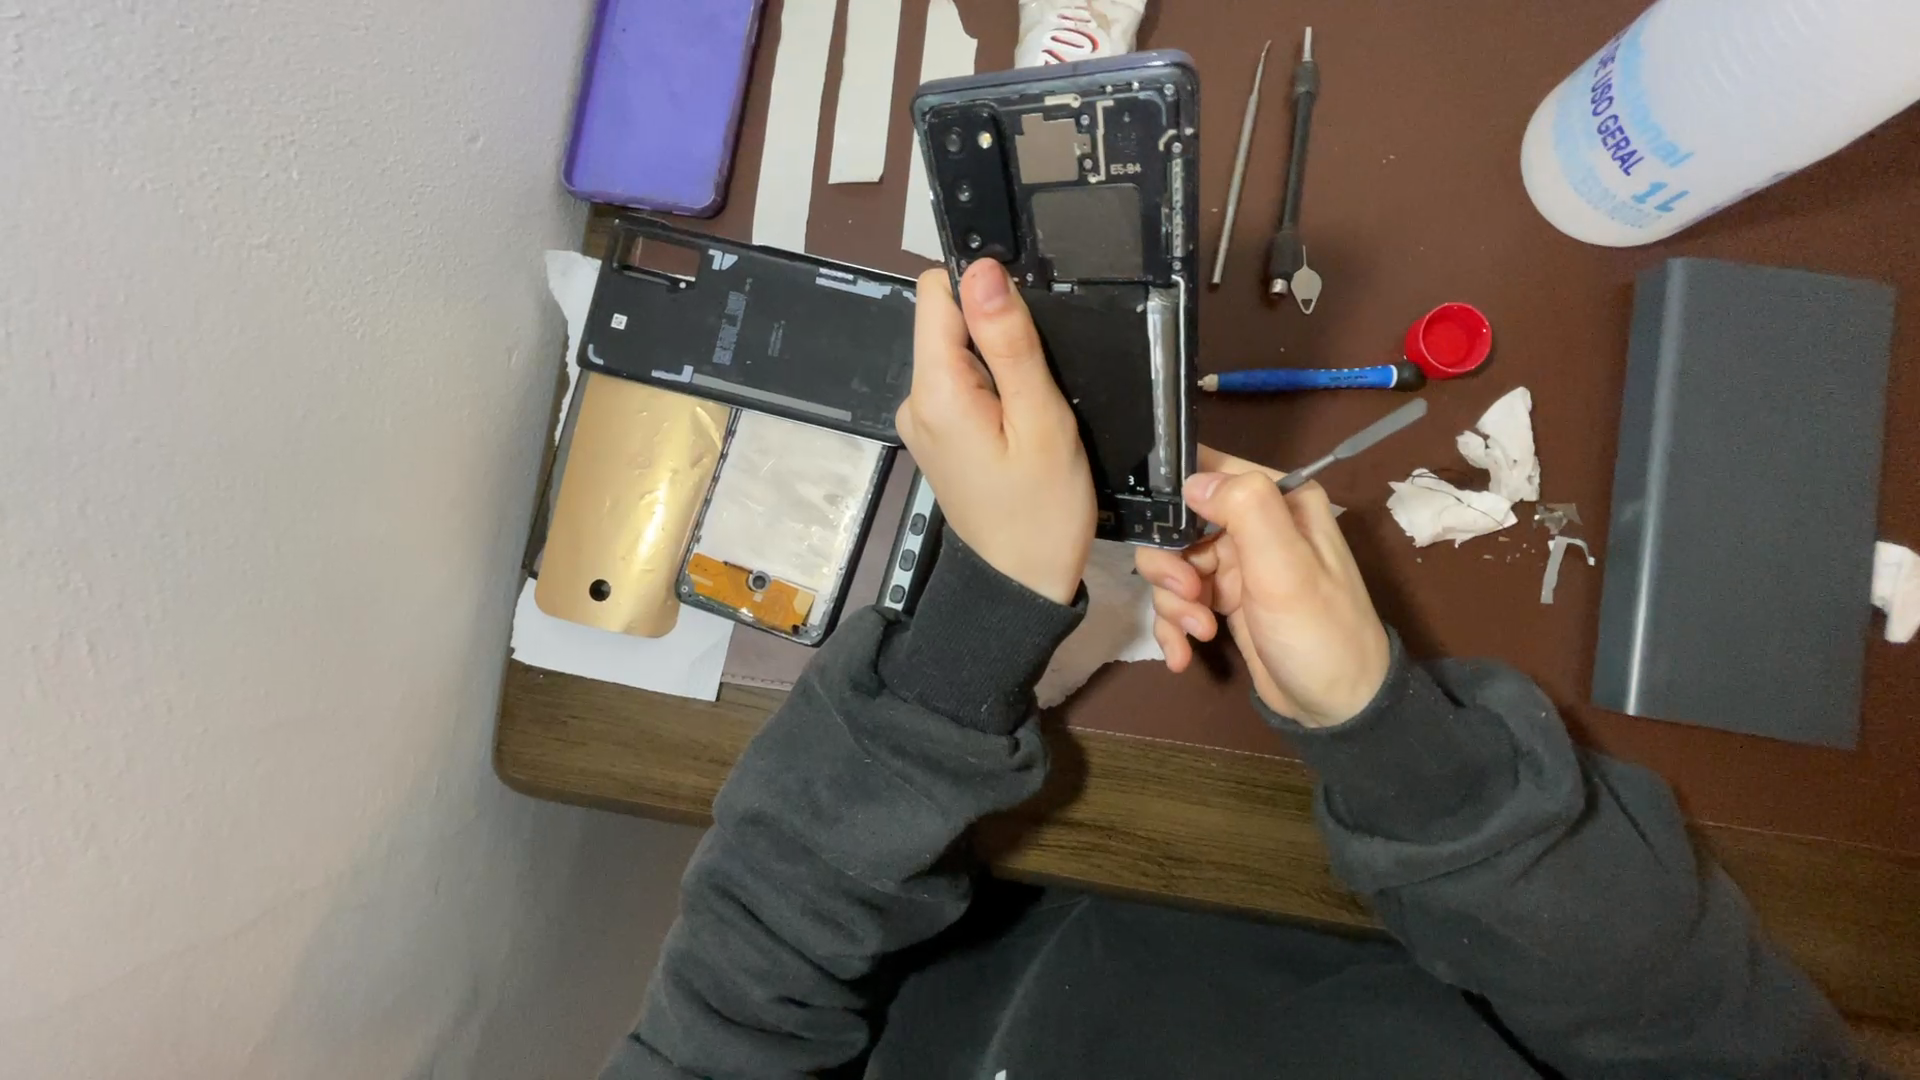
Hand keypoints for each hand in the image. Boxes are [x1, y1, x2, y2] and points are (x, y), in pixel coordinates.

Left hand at [897, 261, 1095, 605]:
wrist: (1021, 582)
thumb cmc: (1042, 510)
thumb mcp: (1041, 420)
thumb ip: (1009, 342)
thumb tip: (983, 269)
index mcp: (934, 390)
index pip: (936, 293)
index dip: (983, 289)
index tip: (1025, 321)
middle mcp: (913, 399)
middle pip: (947, 323)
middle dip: (995, 333)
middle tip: (1040, 378)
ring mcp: (921, 422)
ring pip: (956, 354)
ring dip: (996, 365)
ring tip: (1033, 407)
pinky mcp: (936, 438)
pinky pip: (959, 387)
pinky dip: (990, 391)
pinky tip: (1018, 424)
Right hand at [1135, 446, 1390, 727]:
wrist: (1337, 708)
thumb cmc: (1319, 632)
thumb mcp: (1286, 568)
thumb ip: (1246, 511)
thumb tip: (1192, 481)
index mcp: (1279, 501)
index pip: (1209, 471)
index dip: (1175, 498)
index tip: (1161, 534)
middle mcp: (1255, 525)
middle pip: (1178, 524)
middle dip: (1171, 565)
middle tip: (1189, 596)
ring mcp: (1236, 564)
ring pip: (1172, 565)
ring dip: (1173, 602)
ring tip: (1199, 632)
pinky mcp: (1222, 599)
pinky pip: (1177, 600)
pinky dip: (1173, 626)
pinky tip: (1183, 655)